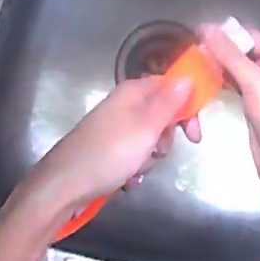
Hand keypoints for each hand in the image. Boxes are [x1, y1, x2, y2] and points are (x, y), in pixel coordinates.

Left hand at [22, 75, 195, 212]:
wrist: (65, 184)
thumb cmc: (110, 152)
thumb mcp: (147, 127)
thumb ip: (170, 102)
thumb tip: (188, 75)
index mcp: (134, 91)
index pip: (171, 86)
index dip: (186, 107)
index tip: (194, 135)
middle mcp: (125, 103)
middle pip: (162, 112)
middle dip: (166, 137)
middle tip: (159, 152)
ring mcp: (116, 125)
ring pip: (150, 136)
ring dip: (150, 156)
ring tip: (137, 168)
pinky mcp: (109, 147)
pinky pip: (134, 153)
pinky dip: (135, 166)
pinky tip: (127, 180)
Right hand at [198, 24, 259, 195]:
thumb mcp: (255, 84)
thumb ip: (229, 55)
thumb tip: (205, 26)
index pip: (249, 36)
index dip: (224, 35)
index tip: (195, 35)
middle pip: (241, 52)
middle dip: (218, 52)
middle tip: (189, 54)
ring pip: (236, 70)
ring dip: (217, 69)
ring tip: (192, 68)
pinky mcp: (255, 107)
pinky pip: (235, 87)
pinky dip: (220, 84)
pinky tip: (203, 84)